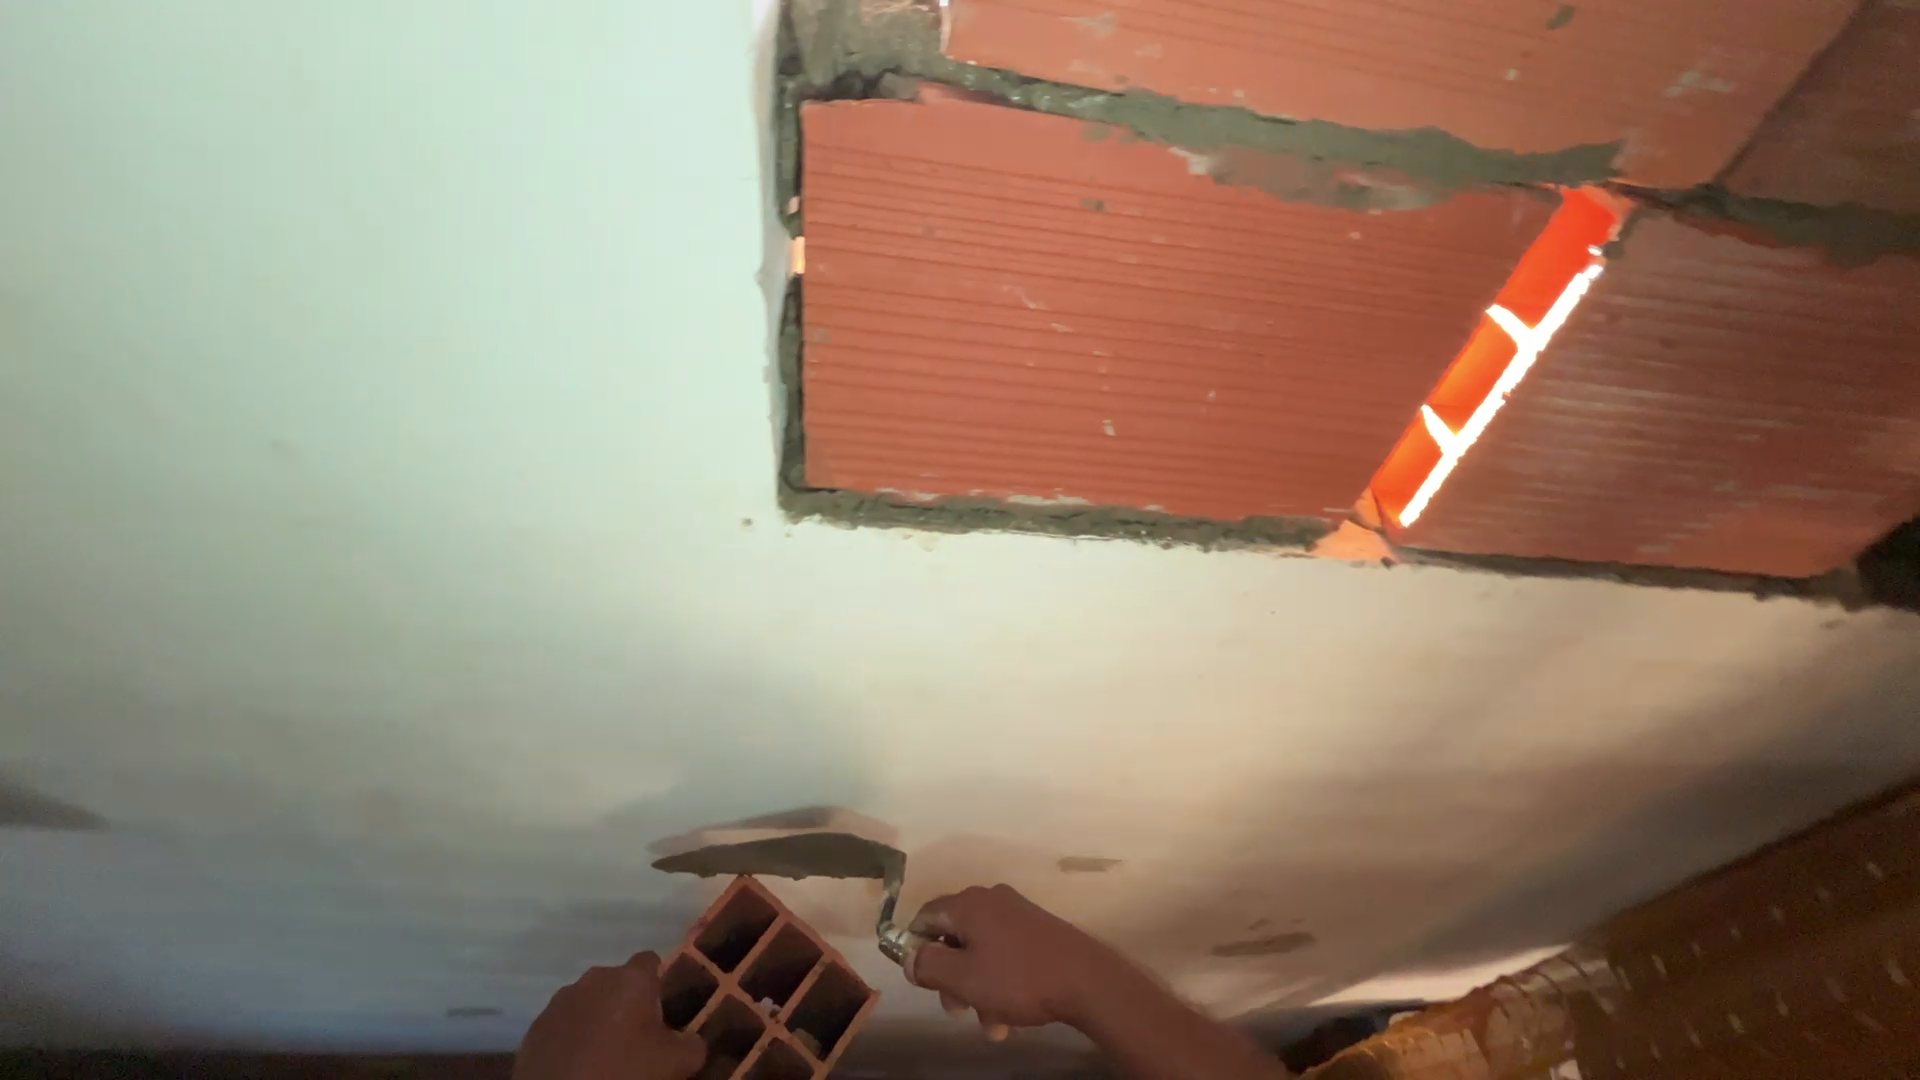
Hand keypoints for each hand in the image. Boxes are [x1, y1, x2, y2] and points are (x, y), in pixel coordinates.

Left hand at [515, 952, 707, 1079]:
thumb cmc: (623, 1074)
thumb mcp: (674, 1064)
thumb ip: (692, 1045)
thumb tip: (692, 1041)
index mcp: (631, 979)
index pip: (651, 961)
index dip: (658, 984)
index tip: (661, 1013)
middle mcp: (595, 979)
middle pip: (617, 982)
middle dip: (625, 1004)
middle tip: (633, 1040)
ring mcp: (560, 1003)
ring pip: (587, 1003)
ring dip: (596, 1020)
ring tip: (601, 1056)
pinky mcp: (533, 1031)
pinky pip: (562, 1026)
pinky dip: (570, 1040)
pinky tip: (575, 1068)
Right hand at [904, 884, 1133, 1036]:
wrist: (1084, 979)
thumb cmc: (1017, 978)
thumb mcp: (963, 978)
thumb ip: (928, 966)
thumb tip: (909, 957)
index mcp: (968, 903)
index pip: (925, 916)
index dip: (915, 948)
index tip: (922, 981)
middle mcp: (990, 899)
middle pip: (953, 937)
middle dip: (952, 979)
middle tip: (959, 1011)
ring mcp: (1015, 913)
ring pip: (979, 952)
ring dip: (978, 990)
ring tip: (993, 1026)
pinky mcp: (1035, 930)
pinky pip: (1003, 954)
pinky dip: (999, 983)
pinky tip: (1010, 1017)